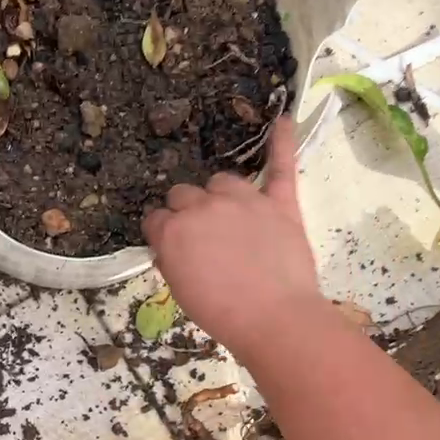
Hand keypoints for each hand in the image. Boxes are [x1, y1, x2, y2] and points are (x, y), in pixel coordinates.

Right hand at [142, 116, 323, 352]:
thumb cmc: (219, 312)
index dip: (162, 233)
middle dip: (186, 212)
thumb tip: (172, 245)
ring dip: (218, 195)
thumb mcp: (179, 289)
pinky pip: (281, 166)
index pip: (155, 219)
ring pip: (220, 181)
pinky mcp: (279, 203)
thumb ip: (171, 258)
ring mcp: (243, 201)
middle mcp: (203, 207)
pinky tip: (283, 121)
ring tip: (228, 216)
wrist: (273, 318)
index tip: (171, 248)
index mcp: (172, 231)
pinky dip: (282, 143)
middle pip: (183, 194)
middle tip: (200, 238)